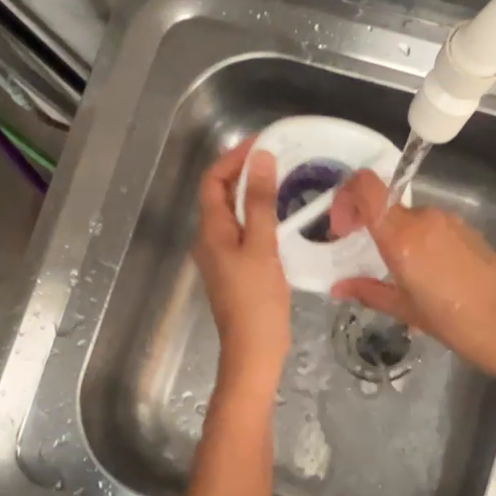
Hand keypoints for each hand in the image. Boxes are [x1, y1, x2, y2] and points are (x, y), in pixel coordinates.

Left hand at [193, 138, 291, 382]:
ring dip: (253, 194)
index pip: (212, 180)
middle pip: (220, 195)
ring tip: (284, 181)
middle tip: (279, 158)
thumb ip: (259, 202)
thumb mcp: (261, 247)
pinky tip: (283, 219)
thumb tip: (260, 159)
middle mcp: (210, 240)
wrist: (254, 351)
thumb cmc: (257, 301)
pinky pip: (244, 233)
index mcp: (210, 231)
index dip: (233, 157)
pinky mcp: (237, 271)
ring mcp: (223, 258)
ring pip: (234, 214)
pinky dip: (260, 217)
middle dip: (245, 172)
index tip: (263, 144)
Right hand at [328, 170, 495, 373]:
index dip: (345, 197)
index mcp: (402, 236)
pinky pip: (433, 228)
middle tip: (365, 257)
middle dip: (370, 227)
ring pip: (410, 219)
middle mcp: (425, 219)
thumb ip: (368, 291)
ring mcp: (449, 222)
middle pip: (386, 206)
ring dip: (397, 237)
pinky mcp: (468, 230)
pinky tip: (429, 276)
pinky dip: (420, 243)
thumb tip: (339, 287)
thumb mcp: (404, 310)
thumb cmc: (453, 322)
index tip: (342, 228)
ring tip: (400, 275)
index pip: (365, 187)